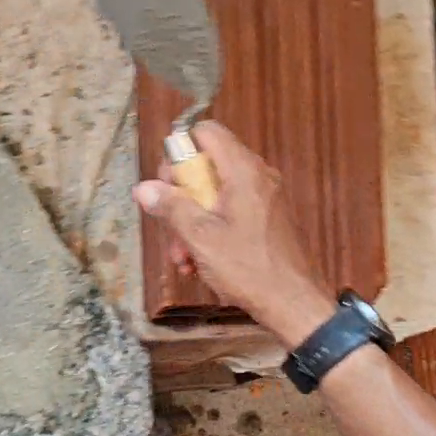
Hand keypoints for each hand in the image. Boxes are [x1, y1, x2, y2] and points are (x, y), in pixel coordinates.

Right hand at [133, 122, 333, 345]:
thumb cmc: (248, 268)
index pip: (207, 132)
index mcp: (243, 171)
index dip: (181, 152)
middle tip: (171, 228)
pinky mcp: (268, 220)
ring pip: (217, 196)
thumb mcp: (200, 238)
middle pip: (208, 166)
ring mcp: (265, 199)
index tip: (169, 185)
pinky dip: (213, 232)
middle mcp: (258, 177)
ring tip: (183, 258)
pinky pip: (232, 213)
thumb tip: (144, 188)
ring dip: (193, 223)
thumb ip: (171, 208)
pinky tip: (201, 263)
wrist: (291, 302)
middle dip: (182, 197)